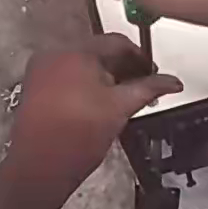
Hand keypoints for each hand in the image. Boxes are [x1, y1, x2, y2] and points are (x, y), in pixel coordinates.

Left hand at [6, 35, 181, 200]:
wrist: (40, 166)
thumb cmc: (79, 135)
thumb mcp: (120, 108)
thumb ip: (148, 89)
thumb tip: (173, 82)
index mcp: (75, 52)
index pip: (116, 42)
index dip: (140, 57)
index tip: (153, 73)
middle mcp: (54, 54)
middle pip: (97, 52)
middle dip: (122, 69)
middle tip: (142, 87)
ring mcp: (40, 71)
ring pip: (81, 65)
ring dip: (104, 78)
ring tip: (122, 99)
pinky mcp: (34, 88)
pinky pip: (66, 77)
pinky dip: (84, 85)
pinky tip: (98, 105)